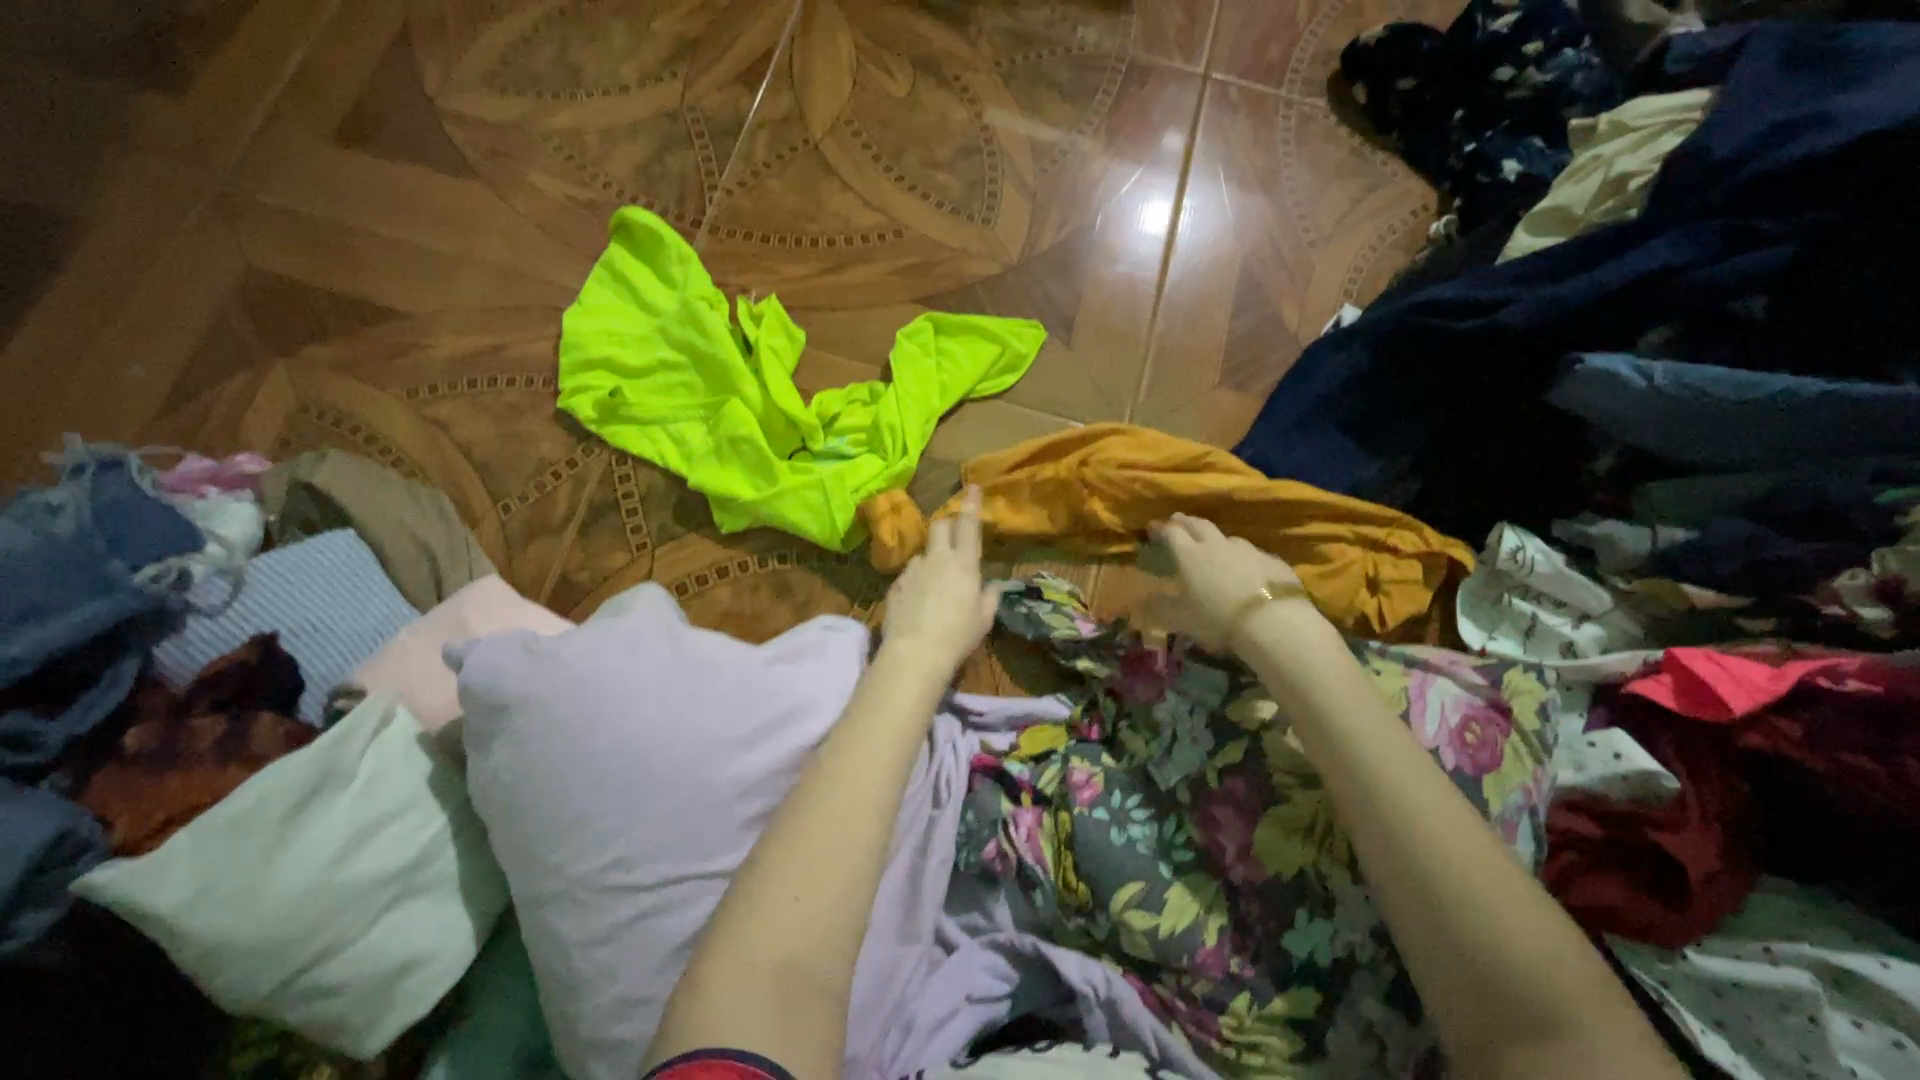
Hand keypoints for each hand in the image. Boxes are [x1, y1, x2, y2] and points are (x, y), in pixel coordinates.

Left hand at [880, 486, 1002, 676]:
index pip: (969, 525)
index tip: (972, 487)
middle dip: (947, 524)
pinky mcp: (895, 585)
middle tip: (954, 535)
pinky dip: (916, 581)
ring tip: (935, 584)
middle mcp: (937, 560)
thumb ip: (990, 598)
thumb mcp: (984, 620)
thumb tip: (993, 586)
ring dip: (931, 559)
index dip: (972, 504)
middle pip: (939, 526)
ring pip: (922, 552)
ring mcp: (912, 571)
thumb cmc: (957, 637)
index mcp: (964, 564)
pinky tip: (919, 602)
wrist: (914, 653)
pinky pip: (908, 575)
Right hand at [1149, 513, 1314, 650]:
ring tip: (1214, 547)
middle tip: (1179, 521)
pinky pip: (1253, 555)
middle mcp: (1218, 545)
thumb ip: (1160, 607)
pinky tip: (1246, 570)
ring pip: (1228, 538)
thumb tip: (1142, 599)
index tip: (1152, 528)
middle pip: (1199, 525)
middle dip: (1187, 522)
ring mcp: (1248, 551)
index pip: (1171, 532)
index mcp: (1190, 555)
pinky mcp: (1273, 562)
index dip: (1161, 528)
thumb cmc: (1218, 619)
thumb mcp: (1181, 619)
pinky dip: (1244, 558)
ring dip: (1217, 540)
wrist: (1273, 622)